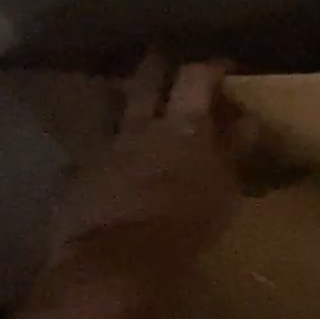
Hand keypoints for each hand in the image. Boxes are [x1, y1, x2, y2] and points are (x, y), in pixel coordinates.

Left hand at [38, 56, 248, 309]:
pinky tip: (104, 172)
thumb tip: (247, 121)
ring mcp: (101, 154)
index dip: (211, 66)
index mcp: (184, 126)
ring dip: (121, 108)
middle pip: (145, 84)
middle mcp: (140, 130)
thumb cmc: (190, 220)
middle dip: (156, 67)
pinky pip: (86, 162)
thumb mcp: (228, 185)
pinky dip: (99, 162)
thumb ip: (235, 149)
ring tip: (129, 106)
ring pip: (109, 117)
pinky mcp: (73, 182)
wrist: (118, 262)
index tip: (225, 65)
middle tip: (164, 56)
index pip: (197, 77)